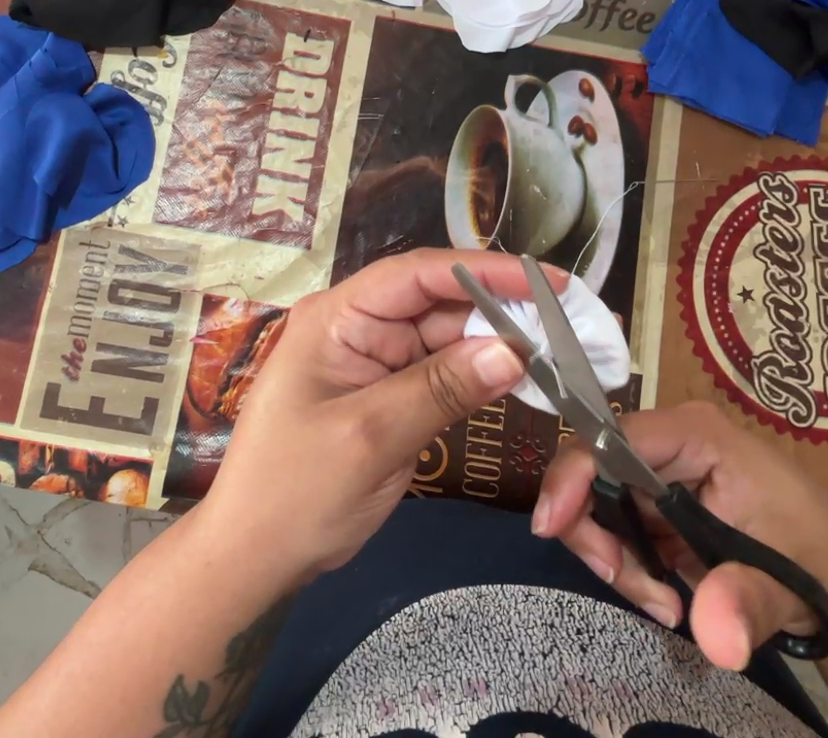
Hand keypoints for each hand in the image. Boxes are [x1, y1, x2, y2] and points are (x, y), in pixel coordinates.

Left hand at [195, 249, 564, 583]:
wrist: (255, 556)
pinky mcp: (389, 395)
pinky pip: (443, 373)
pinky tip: (524, 380)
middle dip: (502, 310)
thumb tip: (515, 351)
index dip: (486, 271)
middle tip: (572, 326)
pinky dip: (481, 376)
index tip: (548, 282)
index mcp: (338, 317)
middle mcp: (358, 326)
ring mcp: (374, 361)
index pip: (418, 275)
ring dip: (498, 344)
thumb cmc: (295, 491)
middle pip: (439, 302)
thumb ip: (441, 389)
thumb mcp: (370, 437)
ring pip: (448, 337)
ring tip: (563, 351)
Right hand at [534, 402, 827, 670]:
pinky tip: (665, 598)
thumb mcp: (792, 587)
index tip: (551, 529)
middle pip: (592, 471)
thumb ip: (745, 602)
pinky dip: (627, 567)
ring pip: (596, 504)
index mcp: (698, 436)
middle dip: (596, 534)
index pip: (611, 439)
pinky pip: (614, 528)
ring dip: (614, 559)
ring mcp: (662, 473)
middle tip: (628, 586)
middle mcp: (671, 443)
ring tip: (664, 604)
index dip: (573, 475)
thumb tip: (714, 641)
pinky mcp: (659, 503)